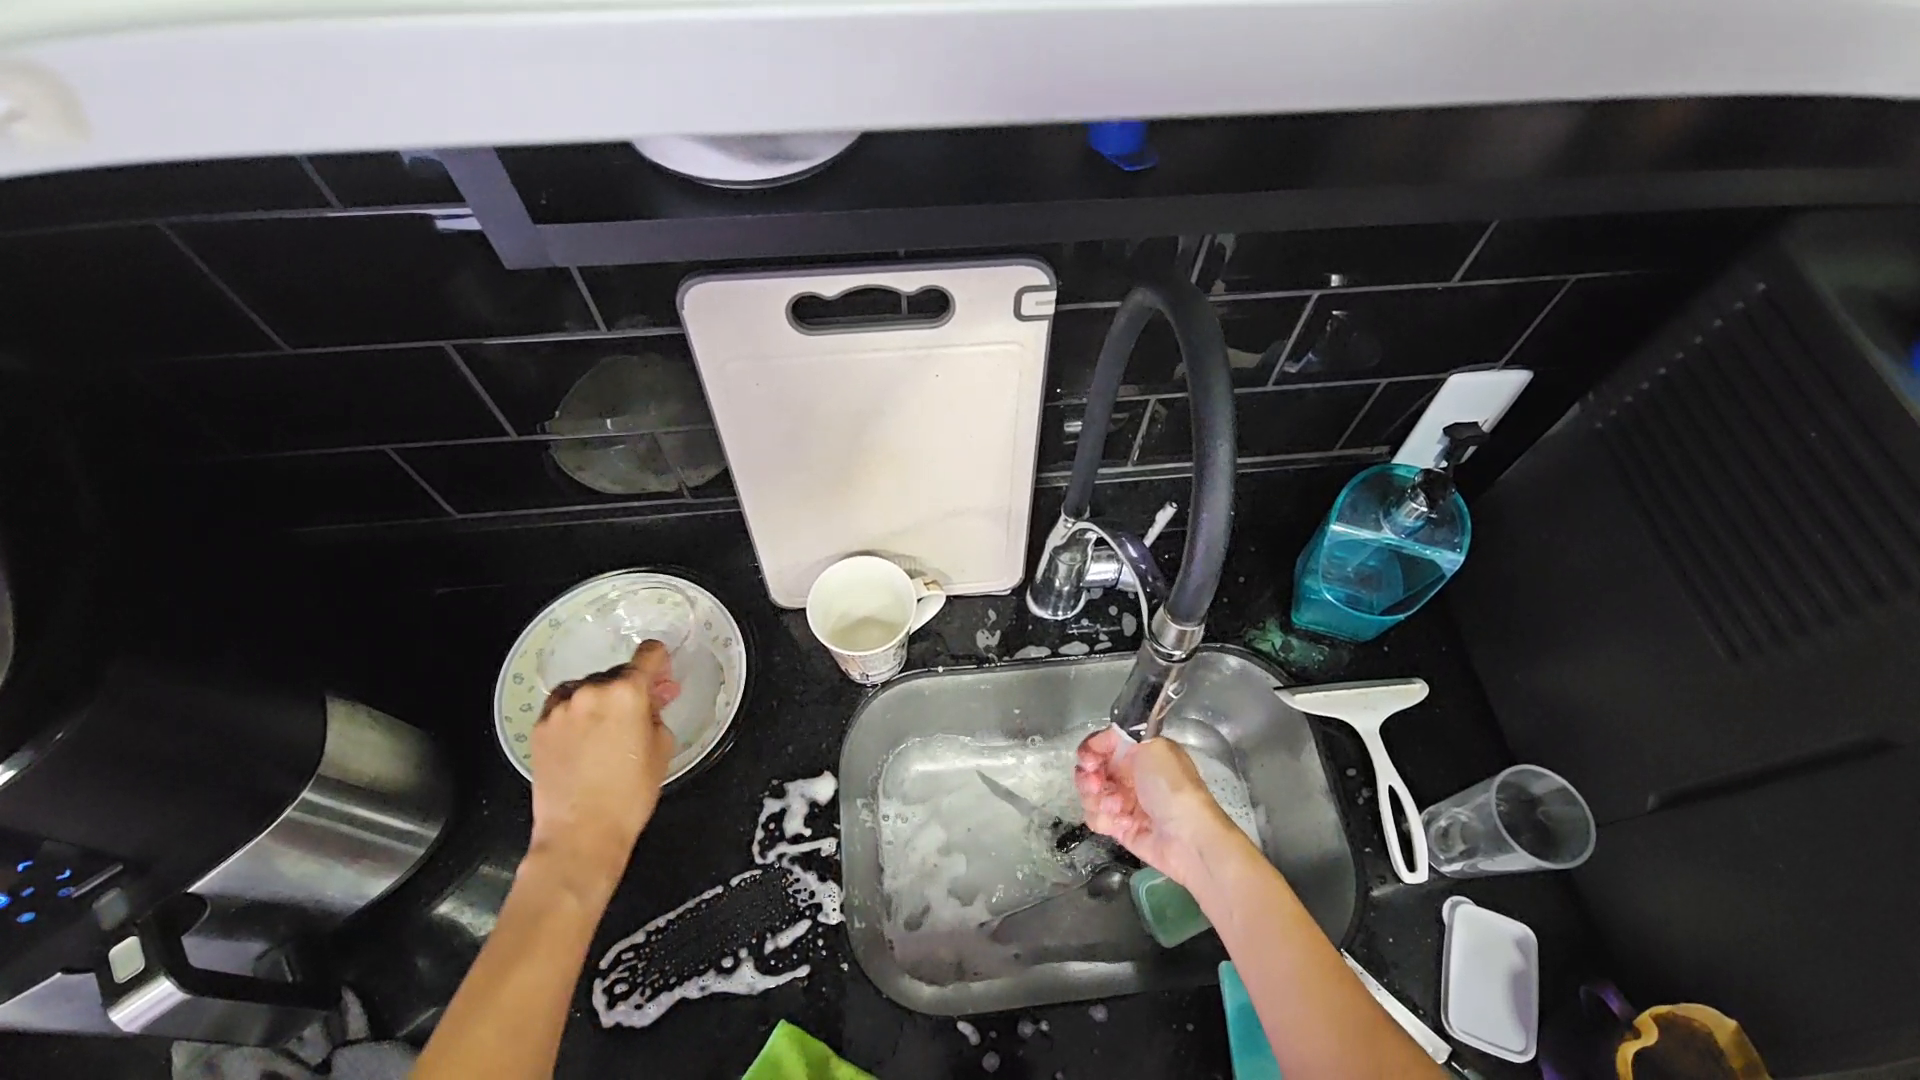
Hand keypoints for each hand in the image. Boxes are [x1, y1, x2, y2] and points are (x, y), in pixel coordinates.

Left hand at [528, 640, 680, 896]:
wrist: (580, 833)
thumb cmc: (630, 793)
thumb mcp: (662, 747)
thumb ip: (657, 712)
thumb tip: (652, 698)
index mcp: (627, 692)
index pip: (647, 654)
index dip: (659, 661)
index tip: (661, 674)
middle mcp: (590, 691)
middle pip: (617, 674)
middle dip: (632, 688)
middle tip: (642, 712)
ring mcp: (560, 708)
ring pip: (588, 688)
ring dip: (602, 699)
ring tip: (609, 728)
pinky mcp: (540, 726)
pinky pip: (564, 705)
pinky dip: (577, 711)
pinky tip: (585, 735)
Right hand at [1074, 727, 1254, 889]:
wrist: (1187, 837)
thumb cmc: (1172, 787)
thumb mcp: (1152, 746)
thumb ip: (1121, 736)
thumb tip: (1099, 743)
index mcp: (1140, 753)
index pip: (1103, 745)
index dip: (1091, 750)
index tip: (1089, 760)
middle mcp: (1130, 775)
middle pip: (1091, 770)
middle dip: (1088, 777)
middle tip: (1097, 785)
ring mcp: (1124, 802)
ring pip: (1090, 795)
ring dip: (1097, 801)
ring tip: (1117, 808)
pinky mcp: (1120, 828)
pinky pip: (1096, 819)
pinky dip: (1104, 821)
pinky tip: (1123, 825)